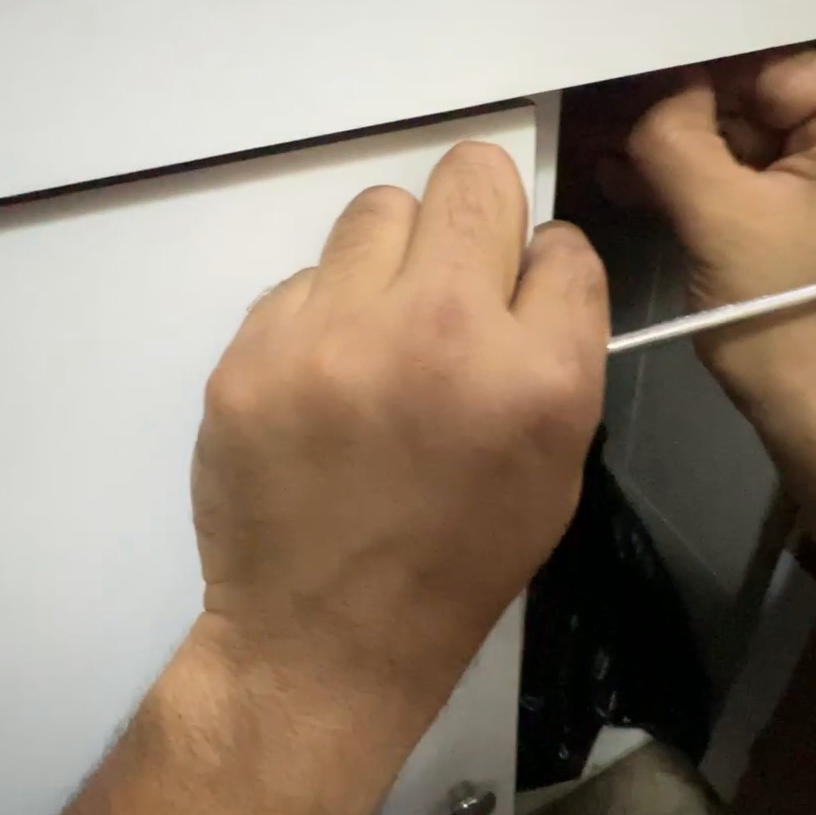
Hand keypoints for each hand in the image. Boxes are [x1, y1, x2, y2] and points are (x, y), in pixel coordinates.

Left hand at [189, 143, 607, 728]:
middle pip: (472, 177)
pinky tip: (323, 382)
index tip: (520, 299)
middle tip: (455, 284)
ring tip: (381, 334)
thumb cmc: (457, 564)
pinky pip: (304, 279)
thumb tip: (528, 272)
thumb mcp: (553, 472)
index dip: (544, 271)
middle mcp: (441, 334)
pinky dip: (326, 314)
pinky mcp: (251, 352)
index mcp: (539, 379)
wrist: (327, 637)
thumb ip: (554, 357)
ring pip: (377, 209)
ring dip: (394, 257)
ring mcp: (333, 337)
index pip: (564, 247)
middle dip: (478, 220)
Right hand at [626, 52, 815, 456]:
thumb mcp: (722, 221)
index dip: (692, 85)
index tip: (622, 99)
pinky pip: (752, 178)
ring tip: (610, 159)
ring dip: (679, 156)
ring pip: (748, 142)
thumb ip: (676, 142)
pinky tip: (638, 182)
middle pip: (760, 104)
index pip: (771, 70)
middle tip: (606, 129)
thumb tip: (649, 99)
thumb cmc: (785, 323)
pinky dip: (700, 184)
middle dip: (680, 126)